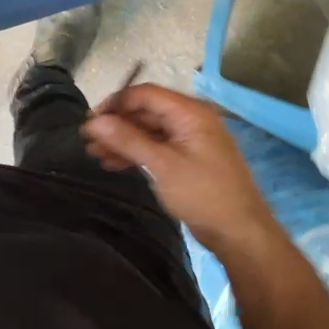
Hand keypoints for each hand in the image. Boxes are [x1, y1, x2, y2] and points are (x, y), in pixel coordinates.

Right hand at [82, 84, 272, 249]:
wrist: (240, 233)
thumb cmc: (203, 195)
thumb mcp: (162, 165)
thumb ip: (127, 139)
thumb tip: (94, 121)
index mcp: (190, 112)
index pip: (144, 94)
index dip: (115, 103)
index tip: (89, 121)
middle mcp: (190, 119)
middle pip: (145, 111)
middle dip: (116, 124)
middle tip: (88, 140)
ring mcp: (190, 139)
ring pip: (148, 130)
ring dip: (122, 141)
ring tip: (95, 154)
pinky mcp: (188, 158)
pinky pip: (156, 146)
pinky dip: (136, 153)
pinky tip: (114, 164)